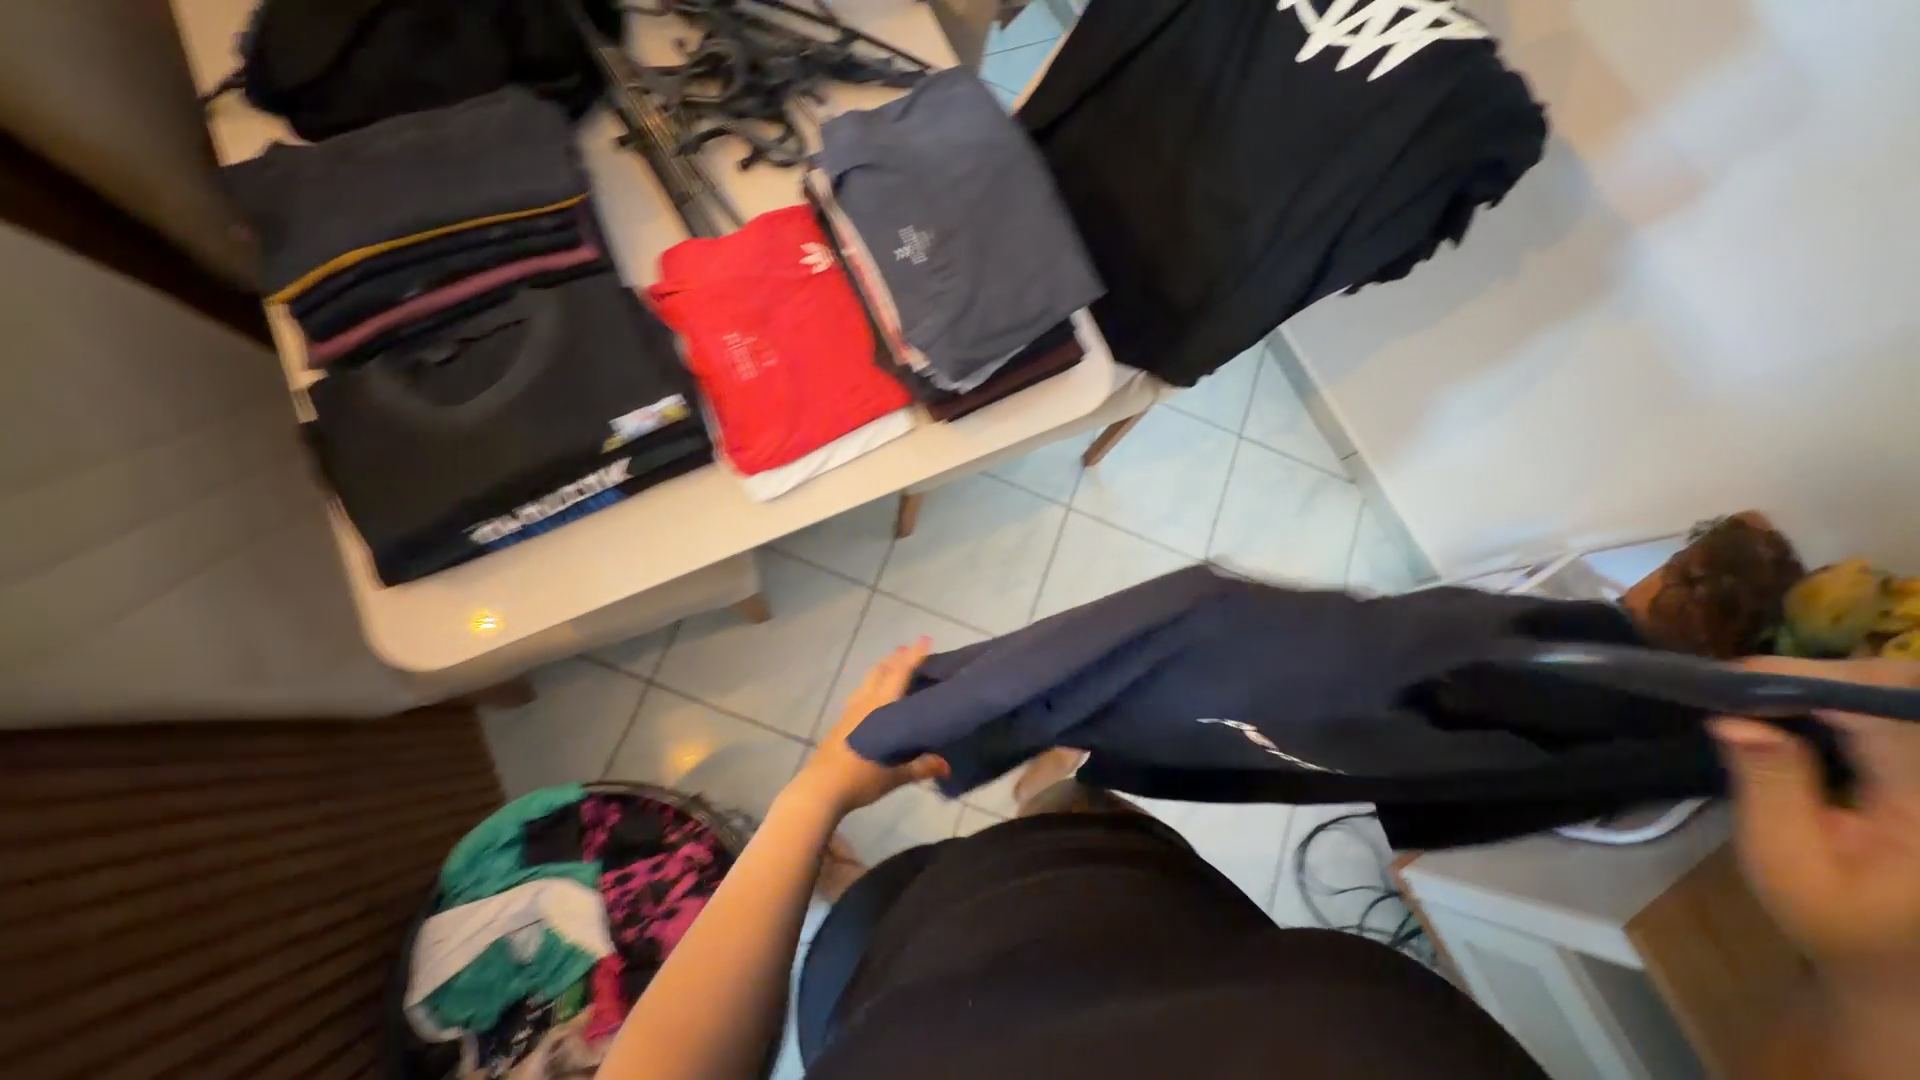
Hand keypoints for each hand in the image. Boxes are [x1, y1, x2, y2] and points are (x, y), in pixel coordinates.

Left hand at [788, 638, 948, 817]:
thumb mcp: (894, 775)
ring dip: (881, 670)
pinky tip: (872, 698)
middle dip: (896, 658)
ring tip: (891, 667)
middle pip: (880, 672)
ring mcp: (848, 712)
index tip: (925, 639)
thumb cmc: (860, 778)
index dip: (914, 657)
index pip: (900, 675)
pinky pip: (859, 695)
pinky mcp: (840, 723)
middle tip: (909, 650)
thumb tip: (946, 766)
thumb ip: (921, 767)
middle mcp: (864, 704)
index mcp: (880, 709)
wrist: (820, 789)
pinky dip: (870, 687)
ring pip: (867, 682)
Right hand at [1711, 657, 1919, 983]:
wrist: (1897, 963)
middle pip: (1899, 688)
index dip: (1805, 680)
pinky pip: (1898, 714)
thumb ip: (1768, 786)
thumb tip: (1732, 718)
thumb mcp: (1784, 860)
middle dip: (1817, 675)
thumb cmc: (1834, 919)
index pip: (1880, 712)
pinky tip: (1803, 714)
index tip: (1731, 681)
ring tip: (1764, 697)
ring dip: (1833, 684)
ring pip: (1901, 692)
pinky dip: (1851, 701)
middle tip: (1742, 687)